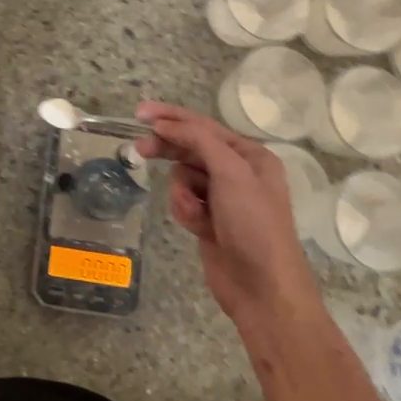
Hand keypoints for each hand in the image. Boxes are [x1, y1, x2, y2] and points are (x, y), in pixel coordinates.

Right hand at [134, 102, 319, 329]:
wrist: (262, 286)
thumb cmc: (253, 224)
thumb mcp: (231, 173)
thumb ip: (199, 141)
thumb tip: (167, 124)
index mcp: (250, 156)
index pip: (203, 127)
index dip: (172, 118)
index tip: (140, 114)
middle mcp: (238, 173)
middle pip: (191, 150)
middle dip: (169, 152)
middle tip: (138, 150)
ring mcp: (222, 198)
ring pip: (183, 179)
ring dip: (183, 193)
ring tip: (196, 212)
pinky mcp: (208, 221)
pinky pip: (184, 203)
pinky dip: (185, 212)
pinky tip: (198, 228)